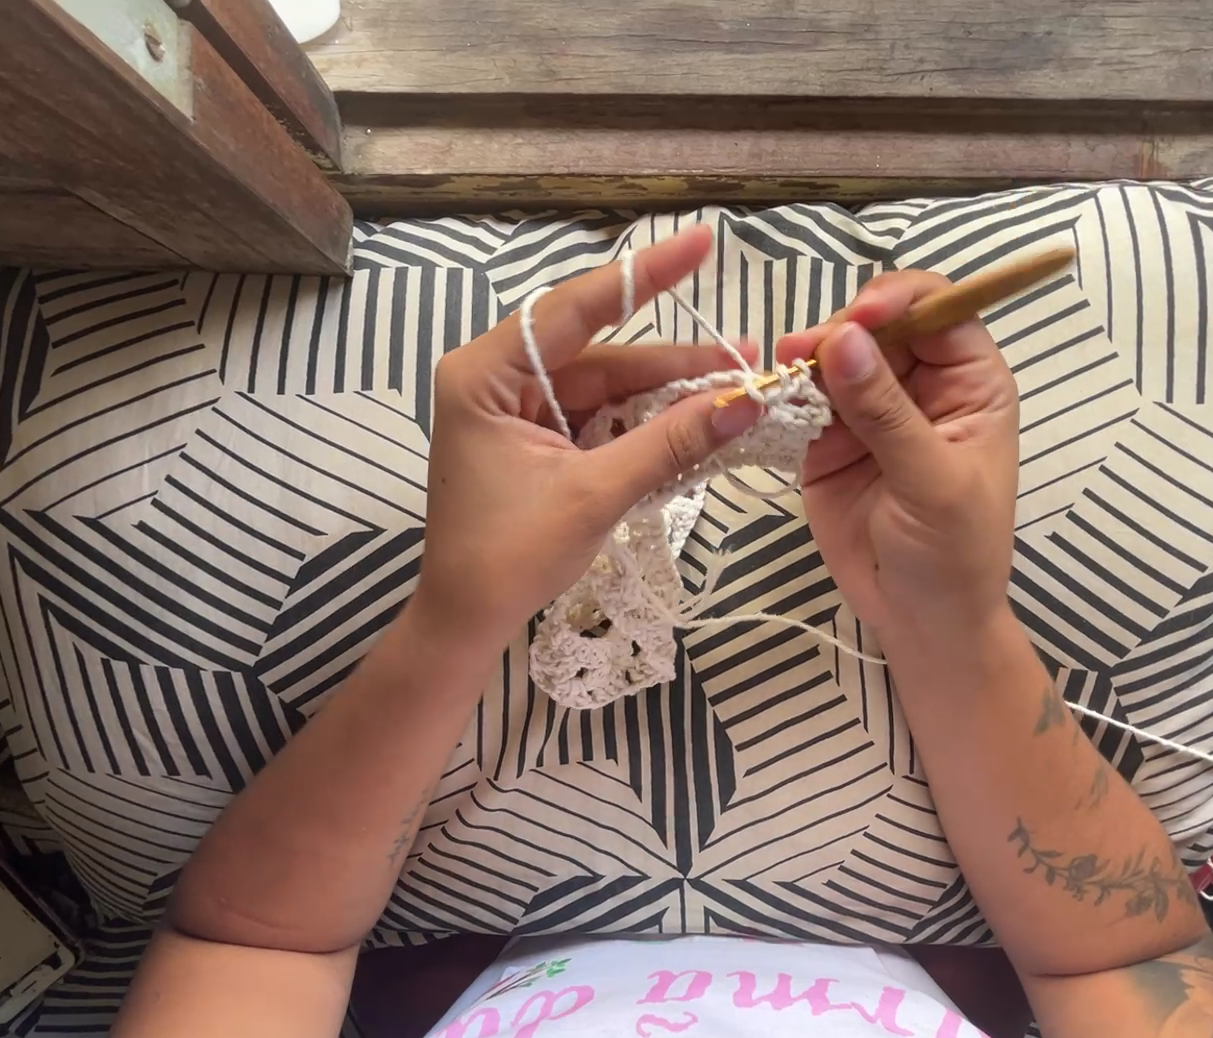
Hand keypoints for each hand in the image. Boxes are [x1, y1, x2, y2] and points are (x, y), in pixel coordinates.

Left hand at [415, 227, 763, 647]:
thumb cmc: (510, 556)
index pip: (574, 308)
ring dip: (664, 398)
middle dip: (672, 363)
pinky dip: (642, 427)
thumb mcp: (596, 493)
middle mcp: (499, 380)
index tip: (699, 243)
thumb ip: (669, 443)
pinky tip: (691, 425)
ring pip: (605, 389)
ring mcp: (519, 411)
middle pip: (600, 354)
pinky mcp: (537, 441)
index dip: (644, 278)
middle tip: (742, 358)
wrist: (468, 618)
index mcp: (487, 374)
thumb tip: (745, 403)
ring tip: (731, 395)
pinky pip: (599, 420)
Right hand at [776, 271, 1019, 645]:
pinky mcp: (828, 441)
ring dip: (805, 361)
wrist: (917, 617)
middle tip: (799, 353)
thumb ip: (886, 413)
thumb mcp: (930, 481)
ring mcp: (869, 412)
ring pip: (833, 361)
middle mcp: (918, 386)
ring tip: (779, 373)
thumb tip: (843, 340)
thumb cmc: (953, 552)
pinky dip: (783, 398)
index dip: (898, 302)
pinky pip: (804, 404)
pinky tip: (767, 399)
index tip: (858, 318)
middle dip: (840, 332)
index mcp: (968, 384)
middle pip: (876, 328)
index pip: (937, 312)